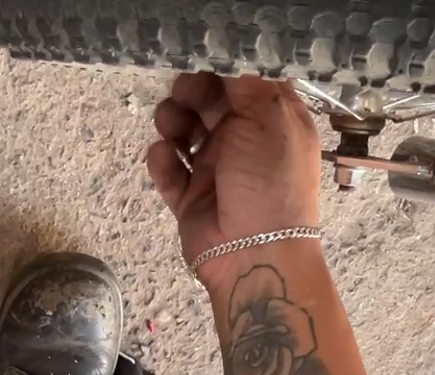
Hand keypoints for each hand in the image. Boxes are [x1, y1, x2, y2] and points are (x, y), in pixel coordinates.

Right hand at [146, 73, 322, 291]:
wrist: (256, 254)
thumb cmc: (271, 181)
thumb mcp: (270, 117)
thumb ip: (247, 83)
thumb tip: (228, 66)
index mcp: (273, 124)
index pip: (246, 83)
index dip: (224, 69)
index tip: (205, 59)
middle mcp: (244, 145)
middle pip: (210, 104)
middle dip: (192, 91)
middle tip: (183, 92)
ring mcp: (216, 173)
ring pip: (184, 133)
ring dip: (172, 121)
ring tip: (171, 126)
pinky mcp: (191, 200)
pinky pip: (169, 172)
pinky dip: (162, 160)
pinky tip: (165, 156)